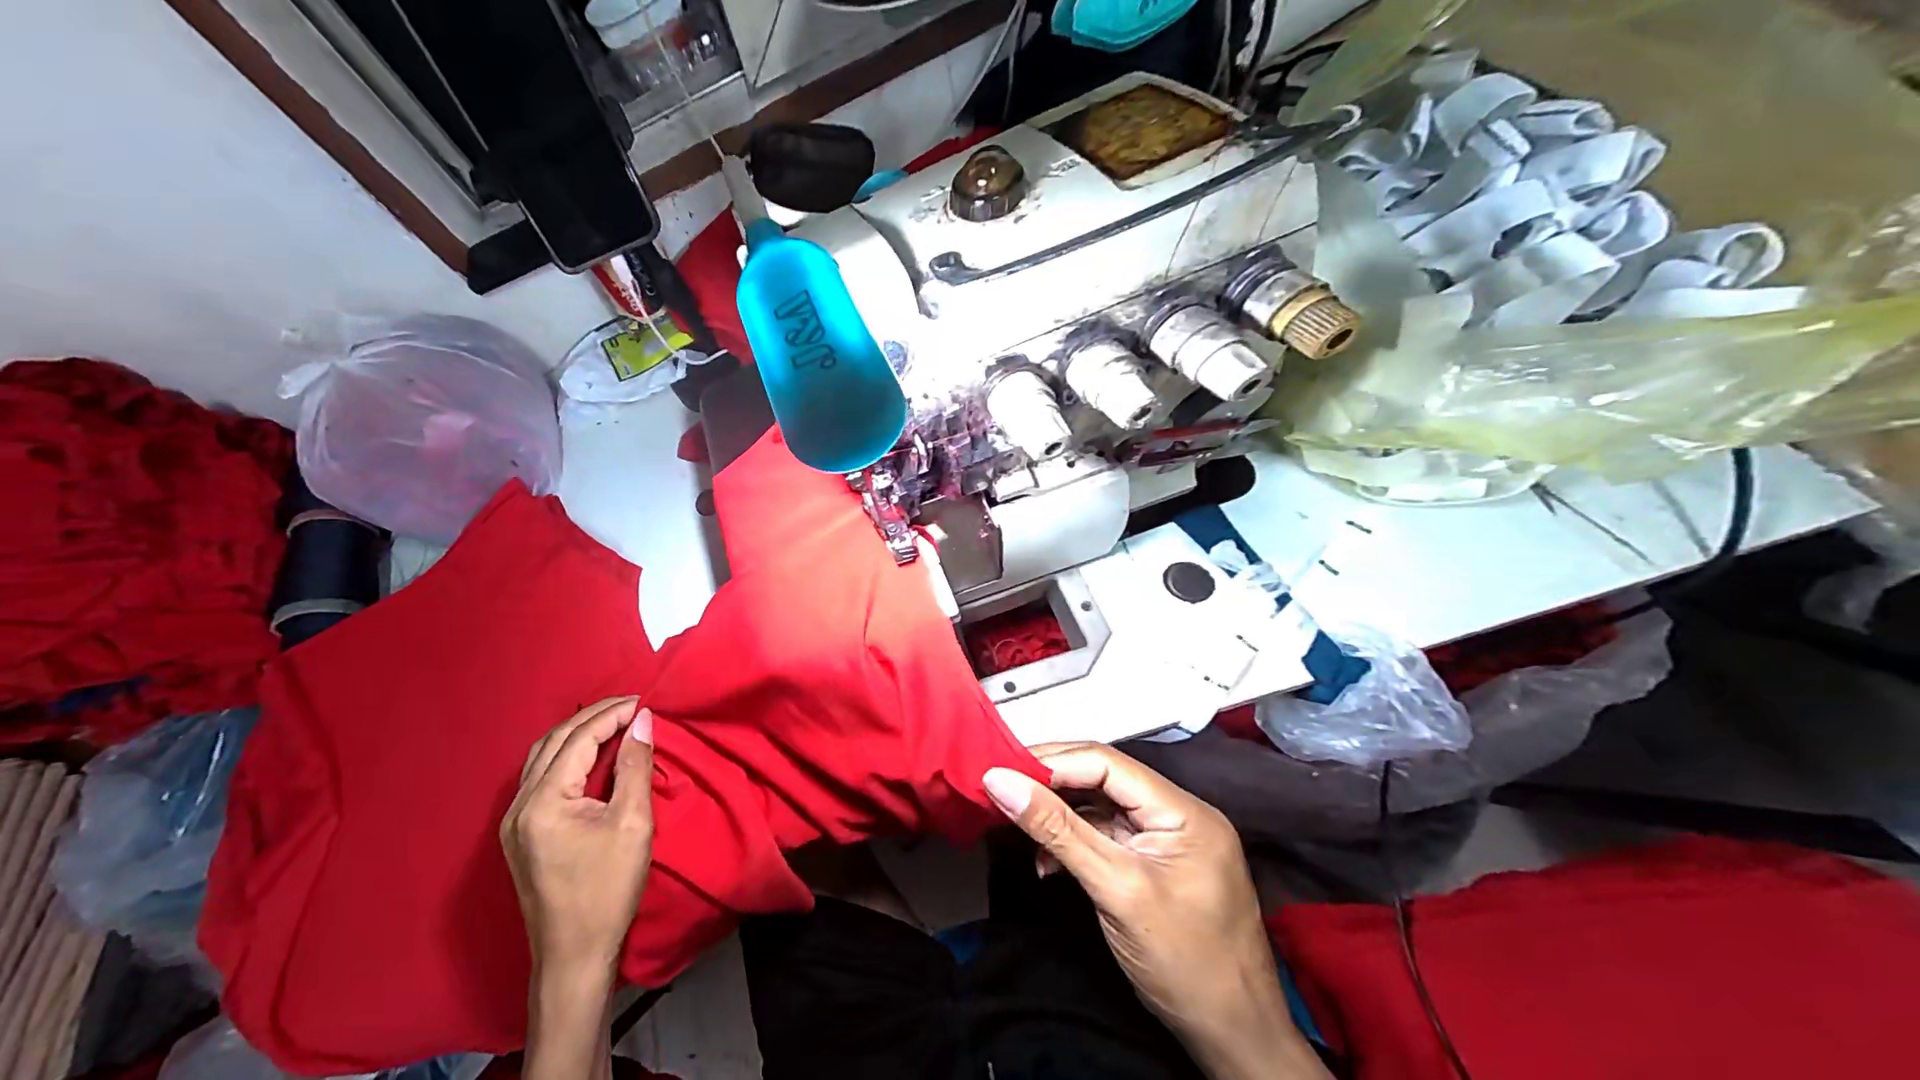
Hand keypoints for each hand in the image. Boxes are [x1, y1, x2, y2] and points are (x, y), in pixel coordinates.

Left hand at [501, 697, 655, 979]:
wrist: (573, 955)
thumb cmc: (607, 889)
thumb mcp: (632, 823)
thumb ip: (634, 767)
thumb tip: (642, 721)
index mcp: (543, 801)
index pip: (579, 739)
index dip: (612, 715)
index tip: (645, 702)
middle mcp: (519, 805)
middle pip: (555, 741)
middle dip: (594, 717)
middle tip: (632, 705)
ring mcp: (514, 821)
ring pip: (542, 757)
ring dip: (578, 733)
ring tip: (615, 722)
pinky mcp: (520, 834)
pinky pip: (540, 777)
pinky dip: (567, 755)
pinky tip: (591, 755)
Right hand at [983, 744, 1328, 1079]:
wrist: (1234, 1037)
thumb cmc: (1187, 965)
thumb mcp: (1116, 890)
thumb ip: (1058, 831)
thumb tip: (1002, 782)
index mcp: (1184, 811)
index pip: (1108, 764)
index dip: (1054, 762)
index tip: (1004, 768)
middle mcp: (1177, 815)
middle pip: (1103, 780)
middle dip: (1051, 785)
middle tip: (1002, 789)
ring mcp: (1166, 841)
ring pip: (1100, 808)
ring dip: (1058, 818)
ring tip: (1018, 827)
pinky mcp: (1153, 864)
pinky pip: (1105, 837)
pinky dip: (1073, 844)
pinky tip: (1047, 863)